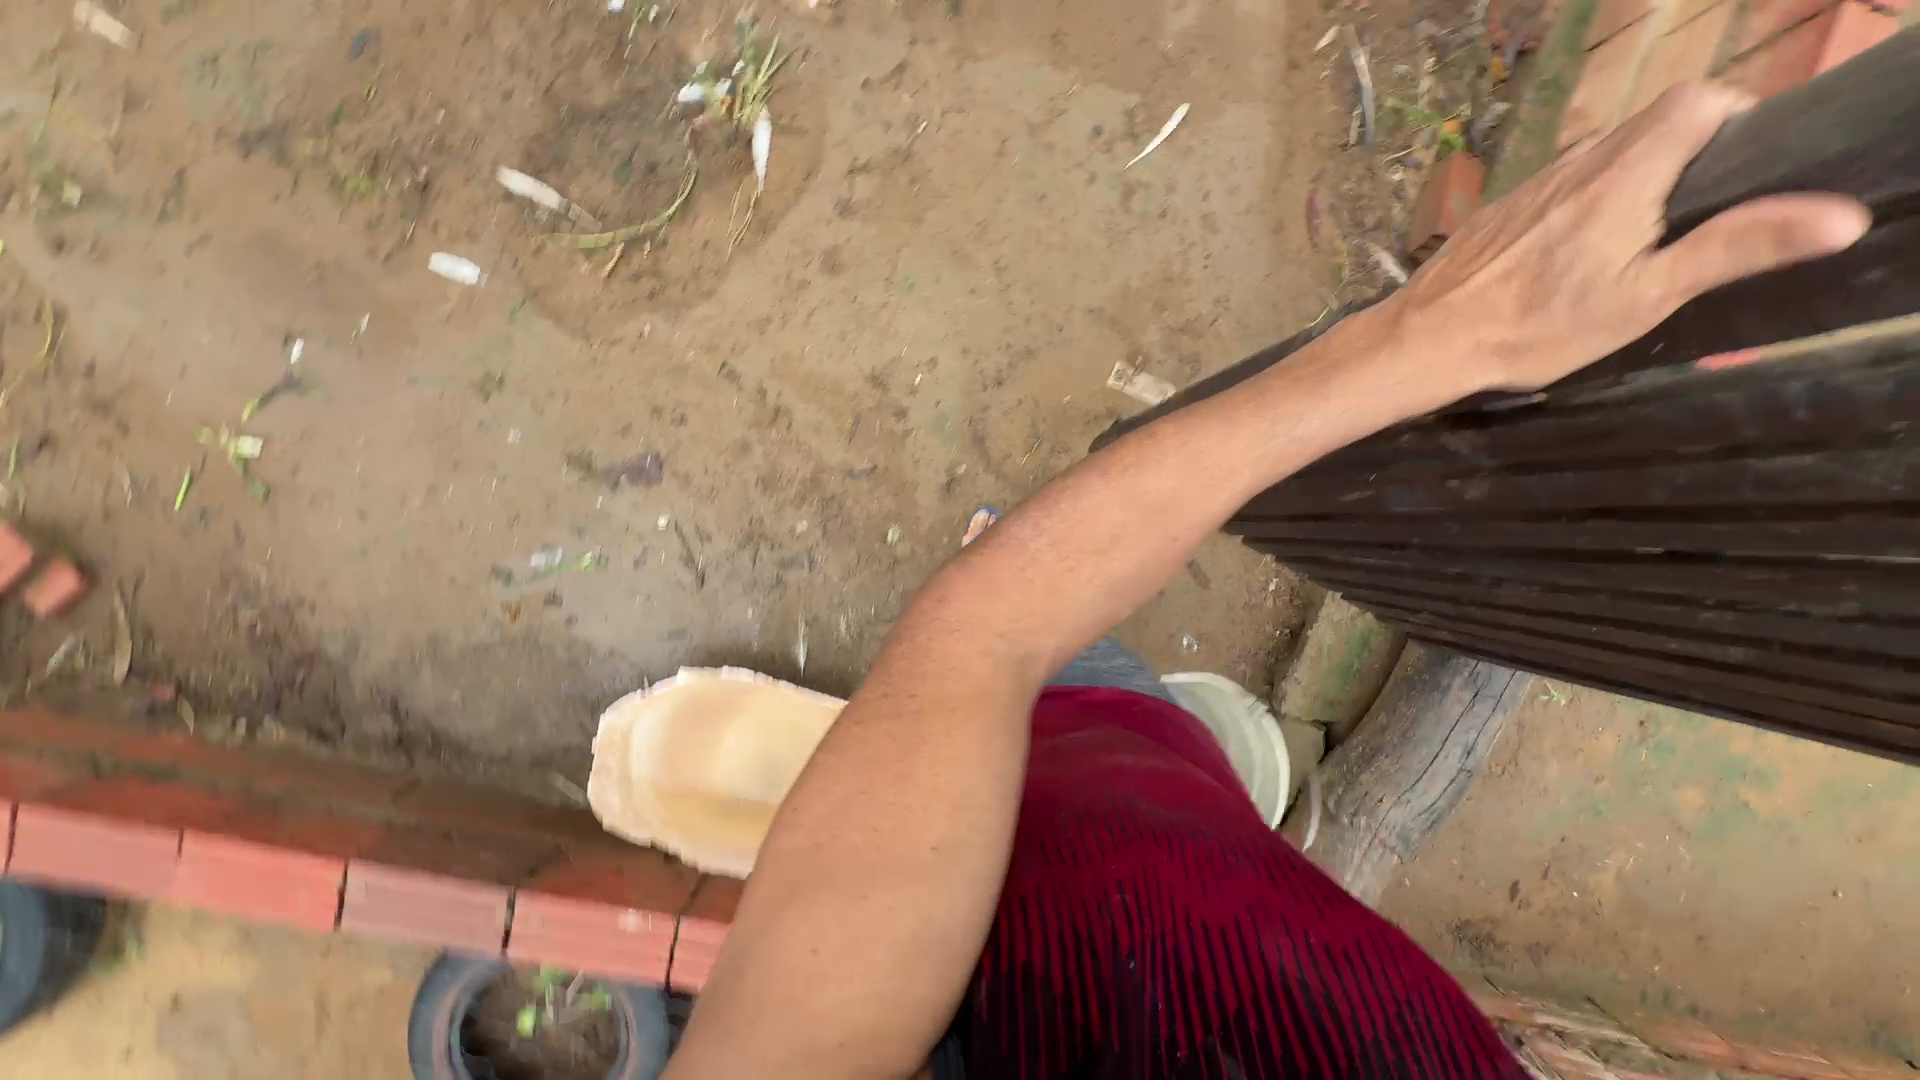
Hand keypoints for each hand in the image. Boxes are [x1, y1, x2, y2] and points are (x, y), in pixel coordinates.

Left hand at [1383, 82, 1870, 393]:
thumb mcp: (1644, 296)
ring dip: (1631, 182)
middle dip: (1687, 155)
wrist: (1425, 342)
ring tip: (1632, 242)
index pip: (1698, 101)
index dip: (1733, 119)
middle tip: (1692, 216)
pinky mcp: (1498, 213)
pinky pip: (1556, 190)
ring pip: (1600, 159)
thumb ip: (1734, 247)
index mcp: (1622, 174)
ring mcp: (1529, 188)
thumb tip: (1841, 214)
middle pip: (1650, 126)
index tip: (1742, 167)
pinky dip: (1580, 206)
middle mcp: (1574, 166)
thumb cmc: (1533, 326)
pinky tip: (1568, 257)